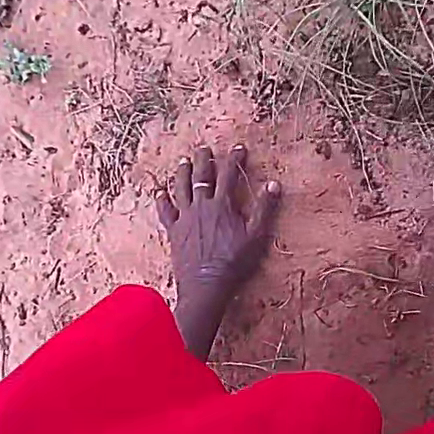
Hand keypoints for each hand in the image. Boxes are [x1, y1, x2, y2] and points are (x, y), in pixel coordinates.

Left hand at [156, 144, 279, 357]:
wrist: (206, 284)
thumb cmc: (234, 263)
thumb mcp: (256, 236)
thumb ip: (265, 209)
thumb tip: (274, 185)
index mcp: (222, 205)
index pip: (229, 174)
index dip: (234, 159)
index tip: (239, 148)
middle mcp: (201, 206)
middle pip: (201, 176)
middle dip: (204, 160)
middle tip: (205, 149)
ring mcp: (185, 218)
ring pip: (181, 188)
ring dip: (182, 173)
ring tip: (184, 162)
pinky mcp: (173, 231)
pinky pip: (165, 211)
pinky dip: (161, 199)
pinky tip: (159, 191)